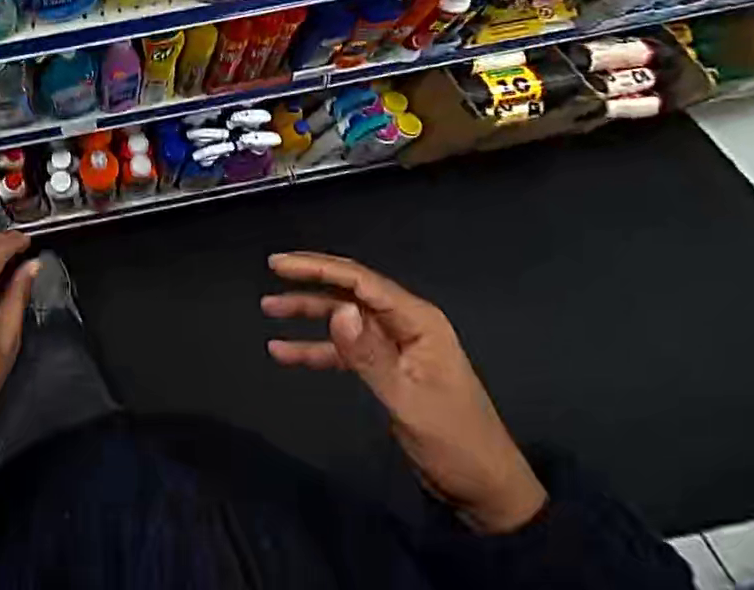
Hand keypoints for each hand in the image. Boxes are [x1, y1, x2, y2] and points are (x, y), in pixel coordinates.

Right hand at [263, 251, 546, 533]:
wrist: (484, 489)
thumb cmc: (453, 441)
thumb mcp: (407, 399)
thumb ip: (369, 354)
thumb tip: (337, 309)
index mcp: (417, 320)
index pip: (361, 282)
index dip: (319, 268)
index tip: (280, 264)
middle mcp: (405, 323)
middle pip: (351, 291)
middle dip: (311, 279)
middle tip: (273, 268)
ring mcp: (395, 345)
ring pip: (344, 319)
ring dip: (308, 313)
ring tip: (269, 307)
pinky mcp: (387, 369)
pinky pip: (345, 351)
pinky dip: (317, 350)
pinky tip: (284, 352)